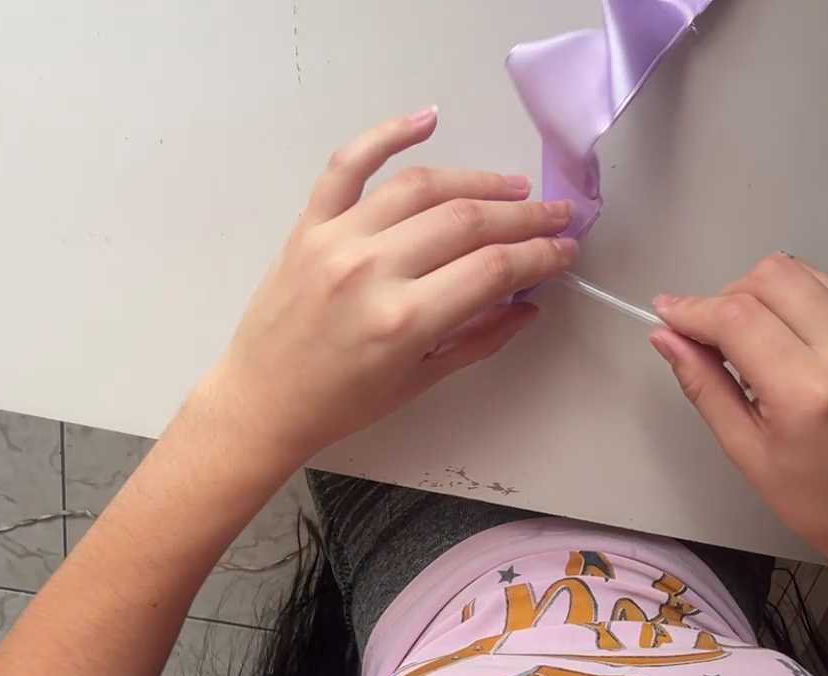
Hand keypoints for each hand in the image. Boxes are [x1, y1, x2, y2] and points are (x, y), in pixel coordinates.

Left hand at [195, 109, 577, 469]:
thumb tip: (527, 305)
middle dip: (524, 217)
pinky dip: (387, 134)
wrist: (263, 401)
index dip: (539, 255)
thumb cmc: (342, 404)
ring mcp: (336, 240)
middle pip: (466, 221)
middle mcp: (372, 270)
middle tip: (556, 214)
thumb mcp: (419, 381)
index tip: (563, 249)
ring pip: (421, 187)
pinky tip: (427, 119)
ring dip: (477, 181)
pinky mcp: (308, 225)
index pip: (492, 269)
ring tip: (513, 189)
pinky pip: (349, 164)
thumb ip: (478, 338)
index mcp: (403, 321)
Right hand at [653, 254, 827, 583]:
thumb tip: (665, 337)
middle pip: (770, 277)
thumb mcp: (743, 448)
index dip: (693, 310)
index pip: (738, 318)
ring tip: (747, 340)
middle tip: (710, 338)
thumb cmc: (811, 493)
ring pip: (798, 272)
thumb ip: (703, 384)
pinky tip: (781, 339)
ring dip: (758, 294)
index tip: (666, 314)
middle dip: (726, 298)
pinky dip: (790, 301)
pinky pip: (825, 287)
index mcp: (808, 392)